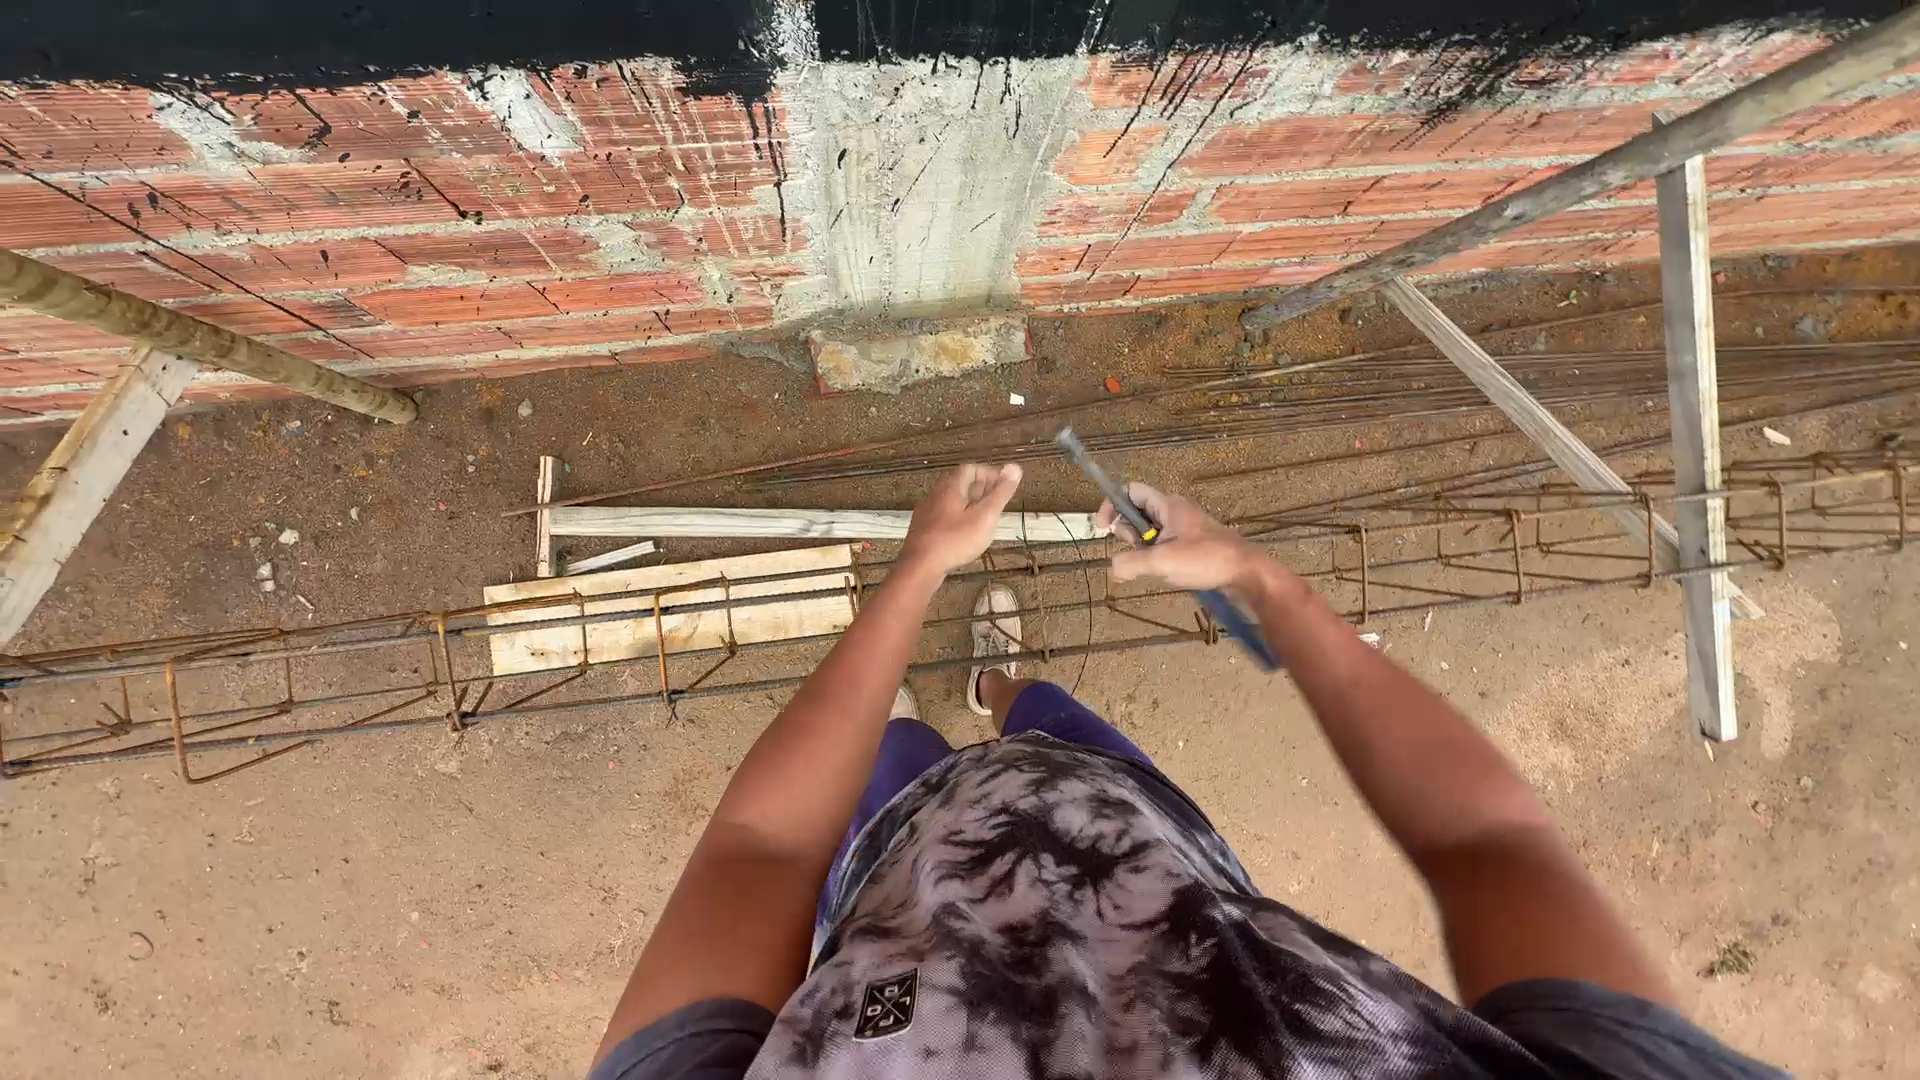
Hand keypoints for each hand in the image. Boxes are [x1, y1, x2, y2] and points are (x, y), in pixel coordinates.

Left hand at [899, 463, 1023, 575]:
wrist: (920, 566)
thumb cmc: (955, 540)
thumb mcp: (985, 516)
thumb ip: (1001, 493)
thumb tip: (1015, 468)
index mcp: (950, 488)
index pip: (970, 469)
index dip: (988, 474)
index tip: (1002, 486)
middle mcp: (935, 495)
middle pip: (959, 484)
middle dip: (980, 489)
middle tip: (996, 501)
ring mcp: (926, 512)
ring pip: (951, 501)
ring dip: (969, 505)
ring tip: (983, 519)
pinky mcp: (922, 529)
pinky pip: (943, 516)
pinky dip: (957, 518)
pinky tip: (964, 534)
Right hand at [1097, 482, 1267, 592]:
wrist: (1246, 573)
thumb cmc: (1206, 559)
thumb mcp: (1161, 561)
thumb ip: (1130, 562)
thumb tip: (1114, 567)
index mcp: (1168, 506)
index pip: (1131, 491)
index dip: (1112, 505)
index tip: (1104, 528)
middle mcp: (1176, 512)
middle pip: (1138, 512)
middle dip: (1128, 533)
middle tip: (1136, 550)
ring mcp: (1186, 528)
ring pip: (1151, 532)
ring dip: (1143, 549)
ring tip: (1154, 565)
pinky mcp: (1193, 545)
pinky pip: (1165, 545)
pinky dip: (1158, 557)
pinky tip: (1167, 572)